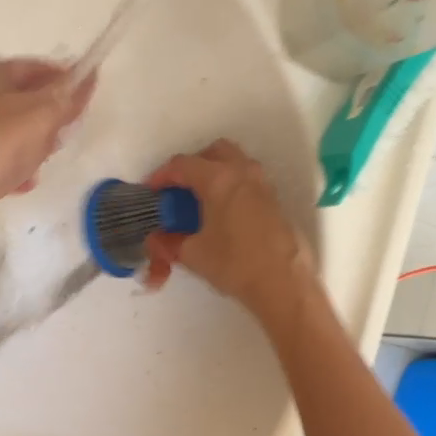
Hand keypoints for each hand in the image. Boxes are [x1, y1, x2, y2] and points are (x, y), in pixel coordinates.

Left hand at [0, 58, 95, 244]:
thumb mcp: (36, 118)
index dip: (66, 79)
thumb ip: (65, 99)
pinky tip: (22, 185)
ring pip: (14, 136)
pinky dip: (15, 172)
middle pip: (26, 102)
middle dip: (49, 119)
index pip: (38, 68)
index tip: (89, 97)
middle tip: (63, 136)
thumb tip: (88, 76)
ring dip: (33, 149)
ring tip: (42, 163)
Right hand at [143, 140, 314, 315]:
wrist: (283, 282)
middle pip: (213, 153)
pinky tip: (224, 215)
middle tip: (180, 190)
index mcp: (218, 178)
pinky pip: (248, 181)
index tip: (152, 191)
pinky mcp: (274, 201)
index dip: (161, 176)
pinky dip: (231, 188)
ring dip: (215, 174)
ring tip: (202, 202)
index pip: (182, 165)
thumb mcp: (194, 255)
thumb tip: (155, 240)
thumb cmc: (234, 264)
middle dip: (193, 166)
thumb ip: (170, 243)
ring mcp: (262, 184)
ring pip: (235, 163)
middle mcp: (242, 172)